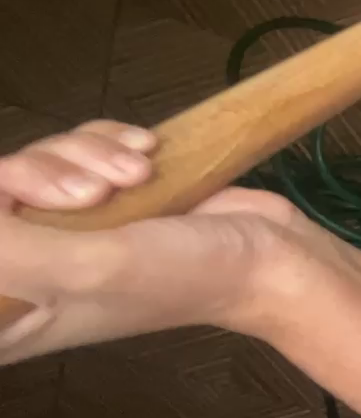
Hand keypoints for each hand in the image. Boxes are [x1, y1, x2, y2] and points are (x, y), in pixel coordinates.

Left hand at [0, 121, 343, 363]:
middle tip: (101, 193)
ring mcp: (69, 223)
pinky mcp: (116, 192)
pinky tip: (150, 149)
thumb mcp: (85, 269)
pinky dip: (114, 140)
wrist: (276, 255)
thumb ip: (4, 247)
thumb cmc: (184, 277)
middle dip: (44, 174)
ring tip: (142, 172)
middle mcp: (20, 262)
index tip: (47, 208)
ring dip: (89, 155)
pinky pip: (83, 149)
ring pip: (38, 162)